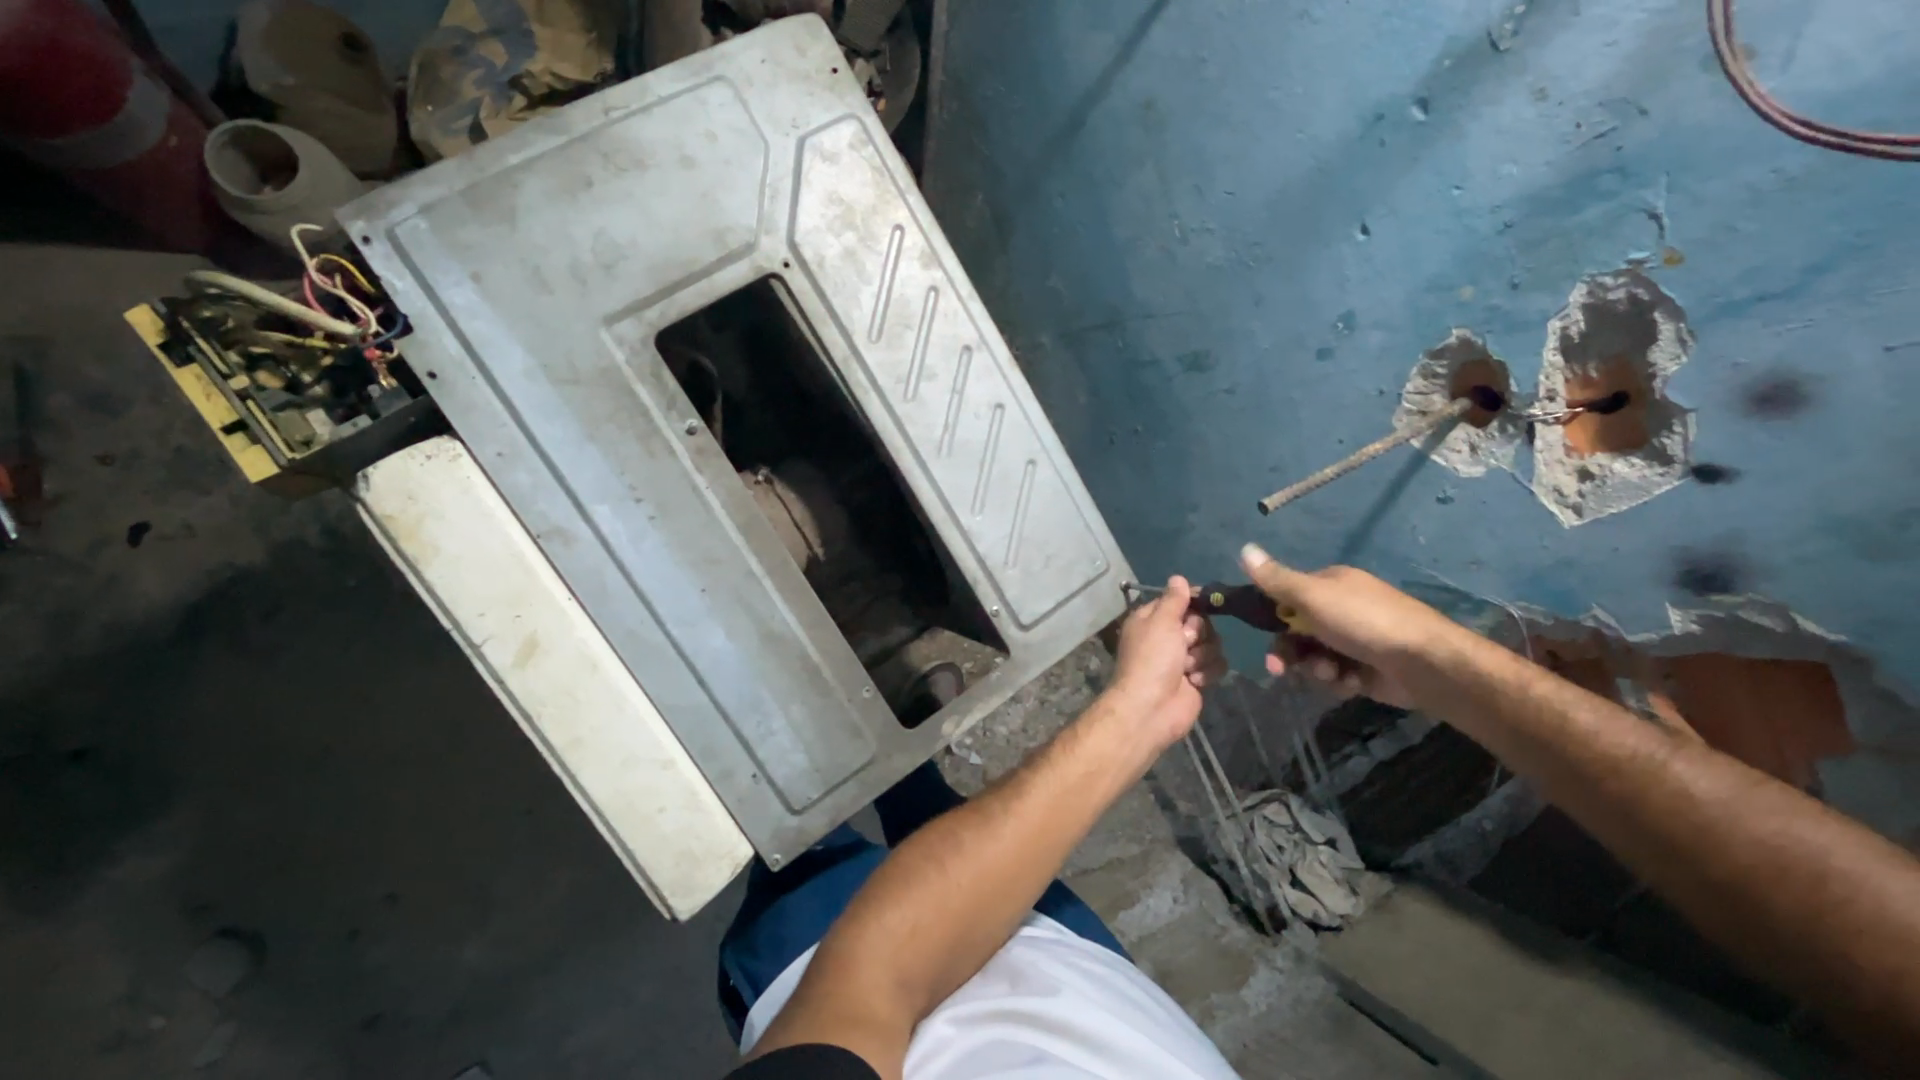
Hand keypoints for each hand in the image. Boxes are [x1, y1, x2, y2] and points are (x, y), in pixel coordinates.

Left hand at [1104, 575, 1227, 747]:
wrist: (1152, 707)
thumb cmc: (1152, 659)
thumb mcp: (1160, 621)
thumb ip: (1173, 600)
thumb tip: (1178, 578)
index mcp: (1152, 620)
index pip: (1180, 600)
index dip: (1194, 602)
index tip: (1207, 603)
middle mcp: (1167, 637)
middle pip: (1202, 622)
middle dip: (1198, 634)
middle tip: (1185, 644)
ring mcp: (1183, 659)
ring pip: (1213, 644)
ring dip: (1202, 656)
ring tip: (1187, 668)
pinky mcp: (1198, 678)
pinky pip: (1217, 665)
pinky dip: (1207, 673)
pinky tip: (1194, 682)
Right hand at [1239, 544, 1461, 709]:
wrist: (1422, 662)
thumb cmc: (1363, 621)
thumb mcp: (1312, 596)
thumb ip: (1275, 579)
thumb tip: (1243, 549)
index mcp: (1330, 585)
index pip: (1287, 599)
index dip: (1272, 620)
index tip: (1265, 637)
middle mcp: (1341, 609)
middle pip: (1297, 633)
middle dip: (1291, 653)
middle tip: (1281, 669)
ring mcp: (1355, 640)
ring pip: (1314, 658)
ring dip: (1317, 669)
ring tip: (1333, 674)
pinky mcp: (1365, 669)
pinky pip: (1336, 677)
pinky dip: (1340, 681)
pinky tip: (1352, 683)